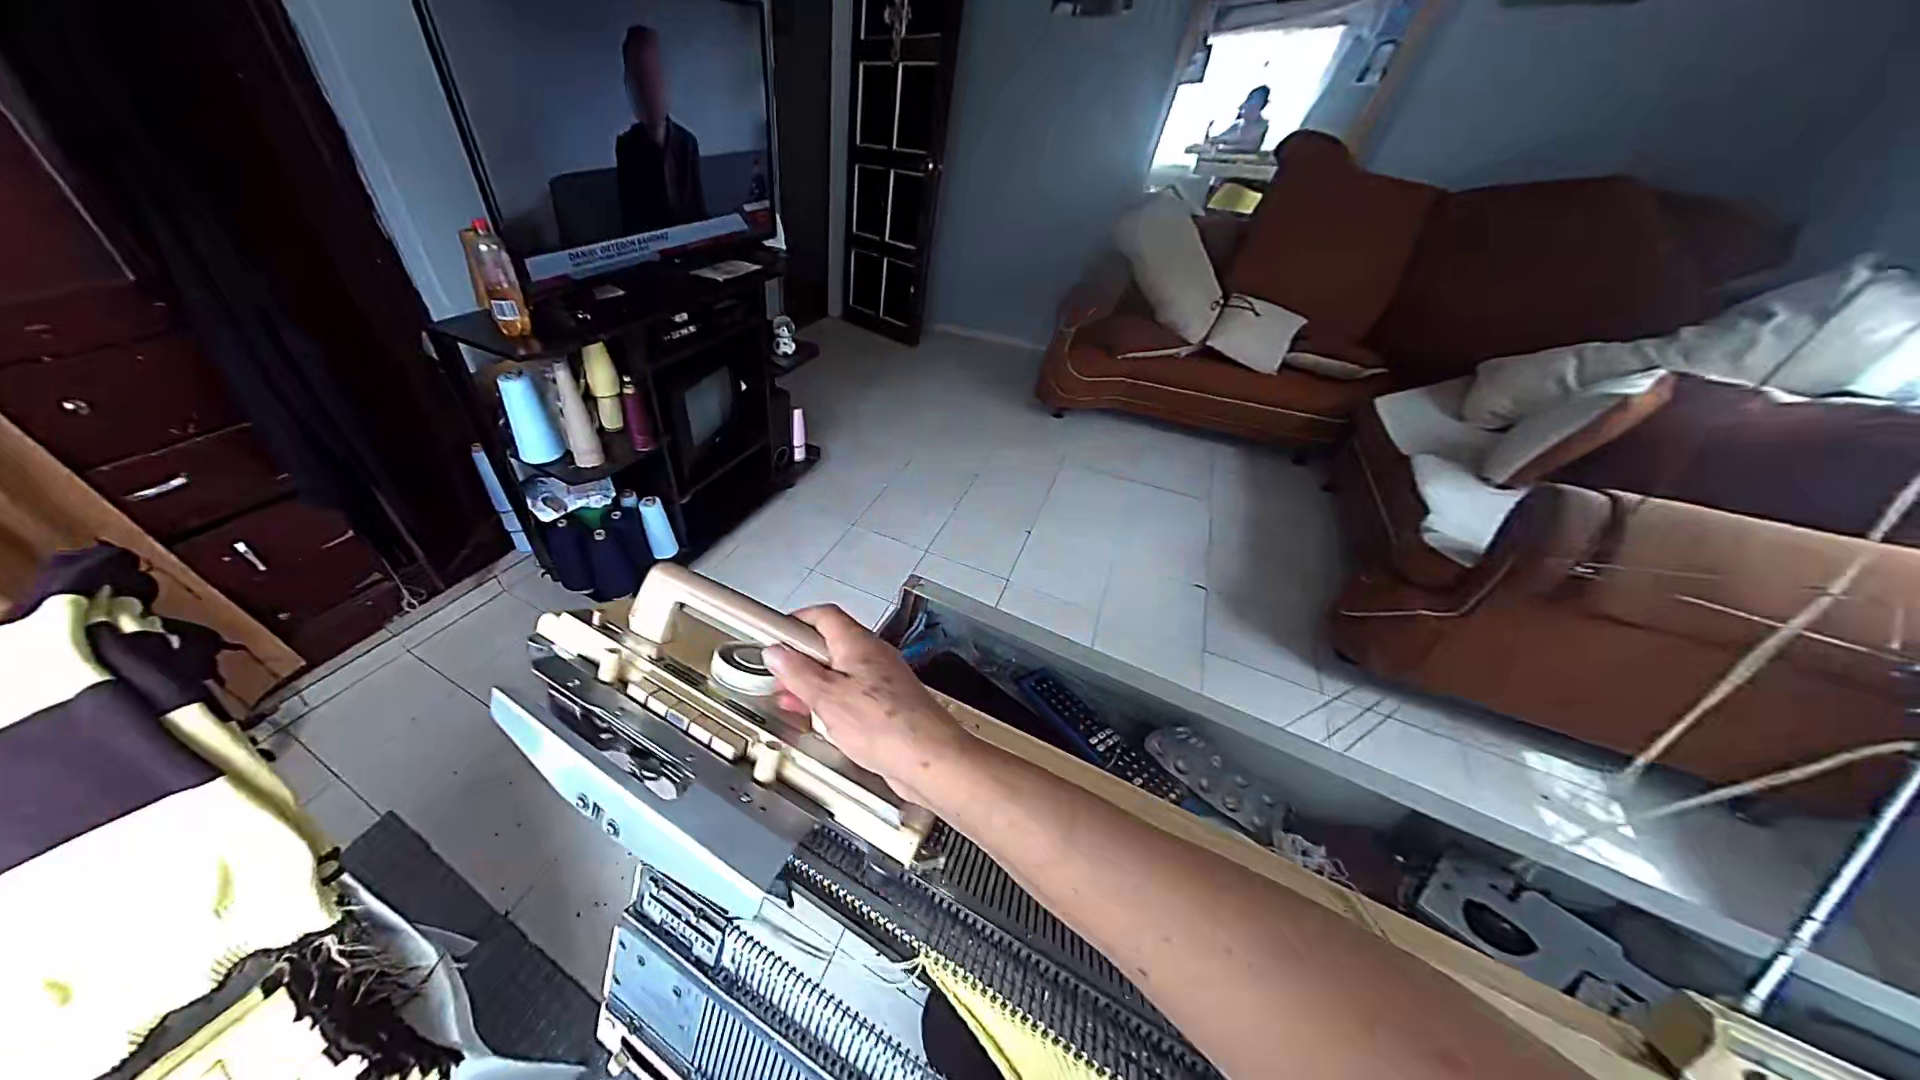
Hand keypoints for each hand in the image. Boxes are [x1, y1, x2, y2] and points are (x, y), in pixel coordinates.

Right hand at [762, 605, 965, 803]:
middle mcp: (874, 656)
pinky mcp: (888, 704)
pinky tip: (824, 721)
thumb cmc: (888, 726)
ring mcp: (883, 680)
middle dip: (801, 661)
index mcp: (859, 644)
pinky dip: (834, 703)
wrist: (929, 758)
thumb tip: (777, 653)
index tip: (774, 636)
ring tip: (796, 702)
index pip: (823, 615)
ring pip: (840, 672)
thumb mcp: (827, 698)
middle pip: (830, 645)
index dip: (795, 622)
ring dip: (815, 685)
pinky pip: (853, 694)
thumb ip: (798, 673)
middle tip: (780, 677)